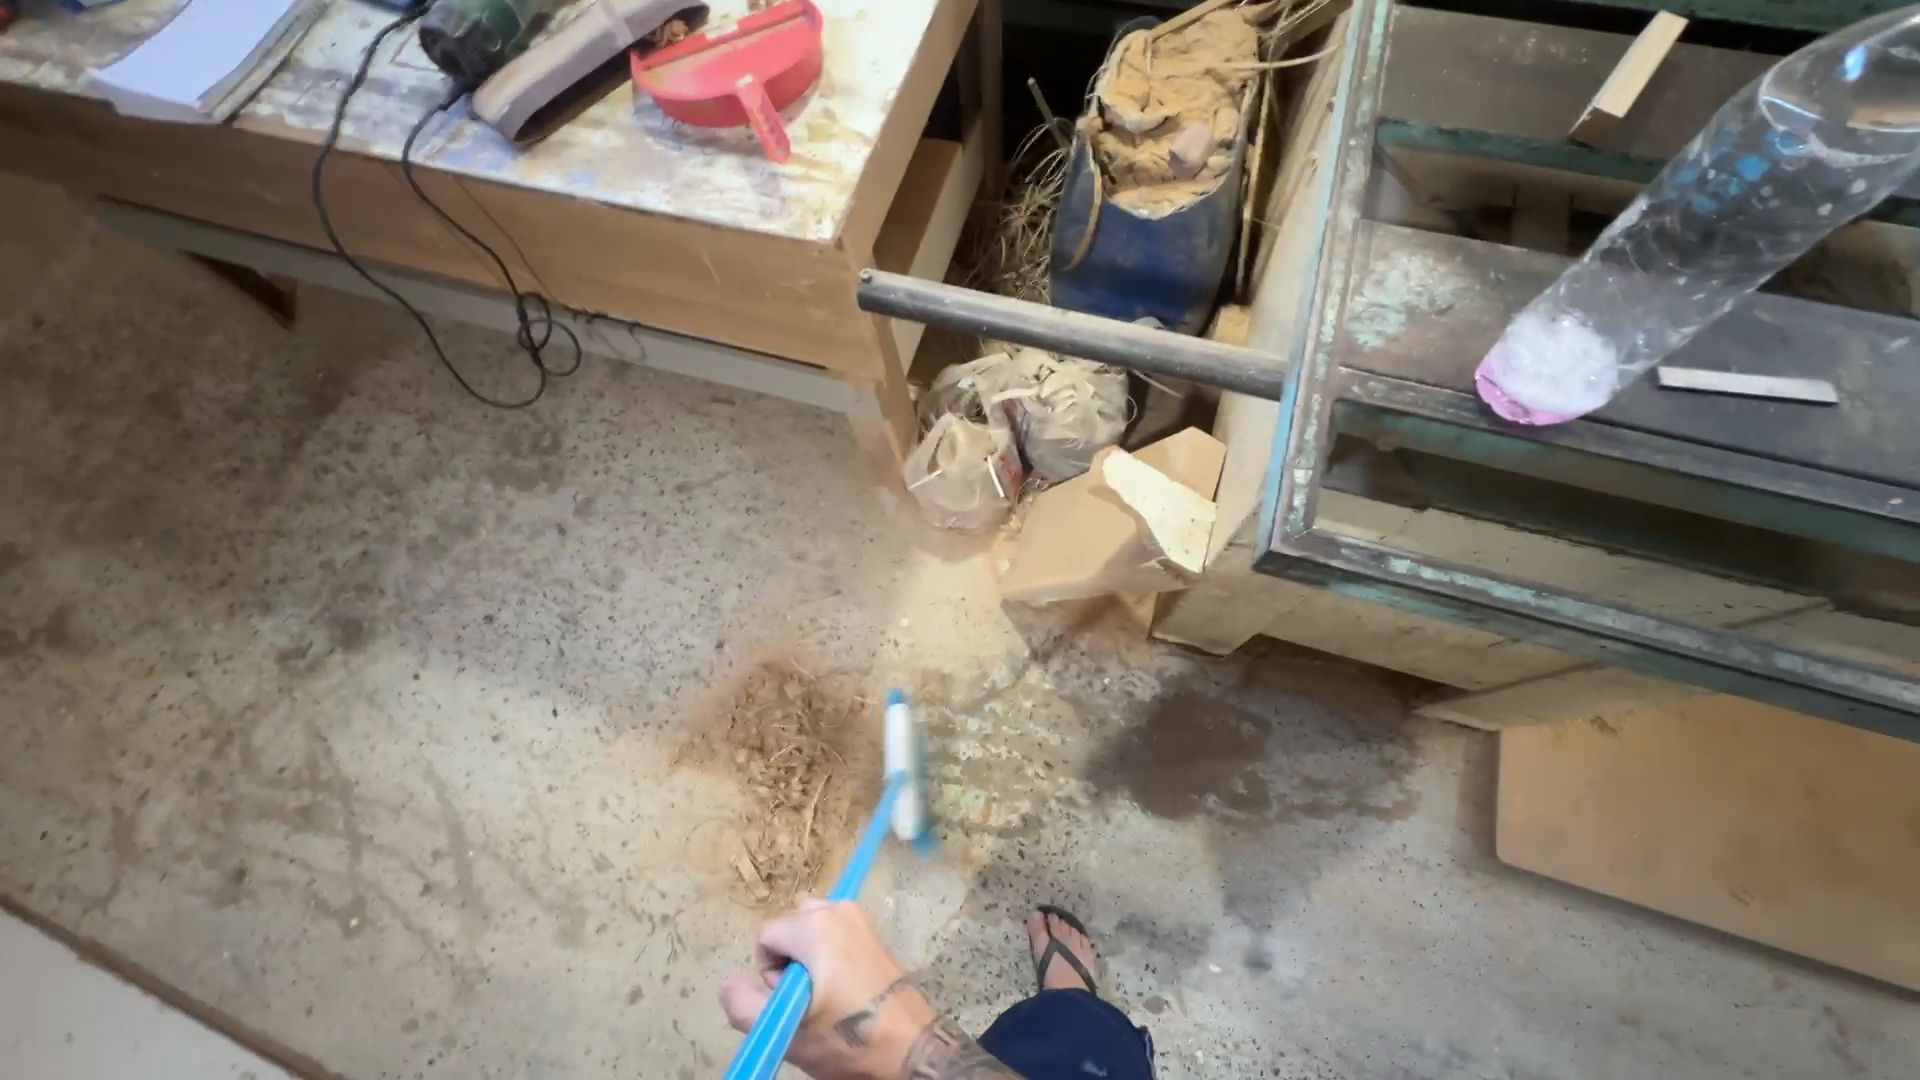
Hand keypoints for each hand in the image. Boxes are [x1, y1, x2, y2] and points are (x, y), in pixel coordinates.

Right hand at [719, 899, 935, 1079]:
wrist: (909, 1047)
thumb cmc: (848, 1039)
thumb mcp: (789, 1032)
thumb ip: (746, 1007)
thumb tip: (728, 981)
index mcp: (815, 926)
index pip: (766, 936)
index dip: (769, 972)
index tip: (791, 1000)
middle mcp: (837, 908)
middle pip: (789, 926)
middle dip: (788, 960)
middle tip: (809, 999)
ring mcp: (859, 916)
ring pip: (810, 925)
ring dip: (807, 955)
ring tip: (826, 994)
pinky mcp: (872, 929)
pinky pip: (833, 930)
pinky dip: (828, 952)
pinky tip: (843, 986)